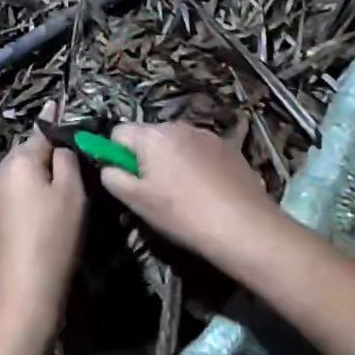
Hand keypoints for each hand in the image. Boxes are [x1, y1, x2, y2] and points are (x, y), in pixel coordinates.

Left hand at [0, 104, 85, 331]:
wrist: (20, 293)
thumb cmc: (52, 237)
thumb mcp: (71, 193)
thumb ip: (66, 160)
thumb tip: (60, 144)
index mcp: (18, 160)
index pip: (41, 131)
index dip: (54, 119)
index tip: (58, 102)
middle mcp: (0, 172)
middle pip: (28, 151)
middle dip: (46, 147)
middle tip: (71, 148)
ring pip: (21, 173)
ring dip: (38, 170)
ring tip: (62, 174)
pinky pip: (16, 191)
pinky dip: (31, 189)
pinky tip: (45, 201)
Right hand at [101, 121, 280, 256]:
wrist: (246, 228)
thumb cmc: (183, 214)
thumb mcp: (137, 201)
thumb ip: (113, 178)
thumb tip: (109, 167)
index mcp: (152, 135)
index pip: (118, 132)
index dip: (116, 155)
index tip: (126, 180)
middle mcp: (179, 126)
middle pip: (148, 136)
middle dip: (146, 158)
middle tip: (154, 192)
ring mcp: (207, 135)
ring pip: (176, 144)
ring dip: (172, 161)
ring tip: (184, 195)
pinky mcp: (230, 148)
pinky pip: (200, 152)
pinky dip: (196, 166)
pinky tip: (207, 193)